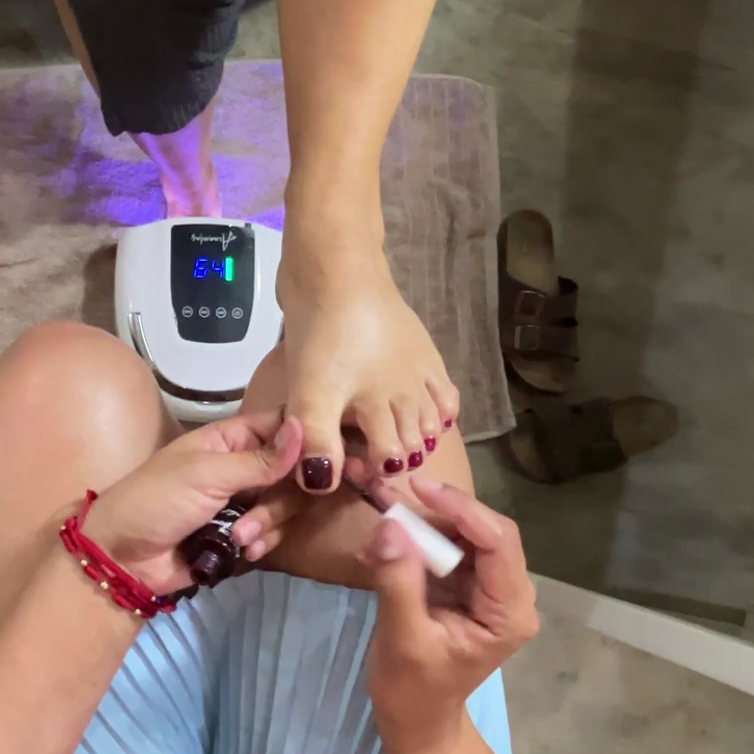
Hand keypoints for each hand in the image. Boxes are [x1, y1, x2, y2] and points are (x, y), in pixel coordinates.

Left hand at [82, 411, 302, 593]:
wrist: (122, 558)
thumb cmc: (157, 501)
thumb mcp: (207, 474)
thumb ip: (260, 458)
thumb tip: (305, 426)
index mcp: (231, 439)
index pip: (282, 427)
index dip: (305, 441)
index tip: (319, 464)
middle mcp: (243, 466)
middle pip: (292, 471)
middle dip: (280, 499)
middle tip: (254, 518)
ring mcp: (245, 502)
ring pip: (286, 506)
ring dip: (268, 524)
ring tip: (240, 539)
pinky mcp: (243, 535)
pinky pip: (274, 534)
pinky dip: (264, 543)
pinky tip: (245, 552)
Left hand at [279, 225, 459, 493]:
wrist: (338, 268)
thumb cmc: (321, 333)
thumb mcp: (310, 391)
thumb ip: (318, 439)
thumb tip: (324, 486)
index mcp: (380, 408)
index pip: (387, 458)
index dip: (373, 474)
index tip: (356, 479)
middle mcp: (409, 395)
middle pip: (412, 440)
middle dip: (397, 461)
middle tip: (375, 468)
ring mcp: (419, 369)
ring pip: (431, 417)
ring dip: (419, 436)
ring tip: (402, 447)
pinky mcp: (420, 346)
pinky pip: (443, 387)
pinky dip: (442, 407)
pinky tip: (437, 415)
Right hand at [360, 478, 538, 753]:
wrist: (415, 721)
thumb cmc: (414, 691)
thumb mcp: (403, 639)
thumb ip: (398, 582)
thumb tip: (389, 527)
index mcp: (509, 611)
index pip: (498, 542)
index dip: (462, 509)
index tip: (419, 488)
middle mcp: (508, 593)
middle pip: (481, 530)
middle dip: (437, 511)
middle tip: (390, 495)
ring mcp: (485, 587)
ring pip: (460, 532)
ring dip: (421, 520)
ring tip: (380, 509)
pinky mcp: (462, 584)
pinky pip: (443, 546)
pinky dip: (414, 537)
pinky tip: (383, 538)